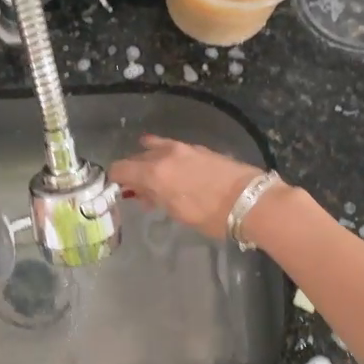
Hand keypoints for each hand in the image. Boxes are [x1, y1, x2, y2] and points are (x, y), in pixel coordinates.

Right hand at [109, 135, 265, 241]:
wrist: (249, 200)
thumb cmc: (210, 214)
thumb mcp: (176, 212)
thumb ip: (155, 197)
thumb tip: (141, 192)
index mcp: (154, 172)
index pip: (120, 168)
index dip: (114, 179)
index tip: (117, 189)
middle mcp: (164, 155)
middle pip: (136, 158)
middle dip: (132, 172)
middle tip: (137, 190)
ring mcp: (183, 148)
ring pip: (155, 150)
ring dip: (149, 162)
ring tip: (155, 179)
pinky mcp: (200, 149)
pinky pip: (172, 149)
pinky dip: (166, 157)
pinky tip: (173, 170)